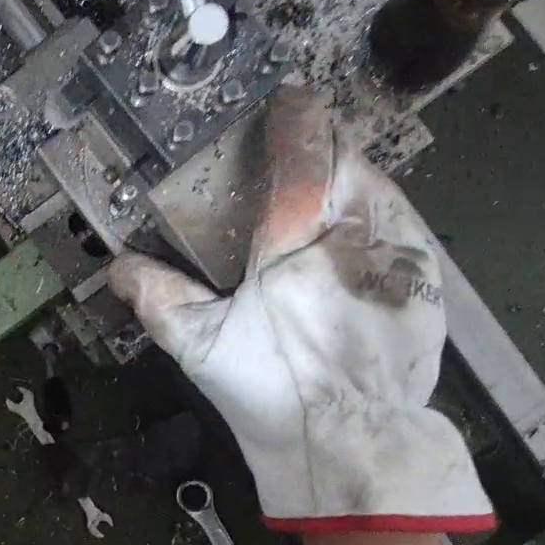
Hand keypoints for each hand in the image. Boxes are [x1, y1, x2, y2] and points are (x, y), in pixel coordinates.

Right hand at [109, 89, 491, 532]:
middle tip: (299, 159)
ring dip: (352, 182)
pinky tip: (354, 247)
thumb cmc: (269, 393)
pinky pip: (402, 227)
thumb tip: (118, 266)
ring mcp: (399, 258)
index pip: (299, 158)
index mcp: (293, 248)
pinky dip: (377, 220)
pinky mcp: (427, 282)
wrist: (349, 443)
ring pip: (381, 190)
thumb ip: (158, 298)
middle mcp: (355, 238)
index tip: (286, 102)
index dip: (292, 120)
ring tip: (324, 201)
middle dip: (324, 150)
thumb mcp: (201, 349)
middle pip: (348, 162)